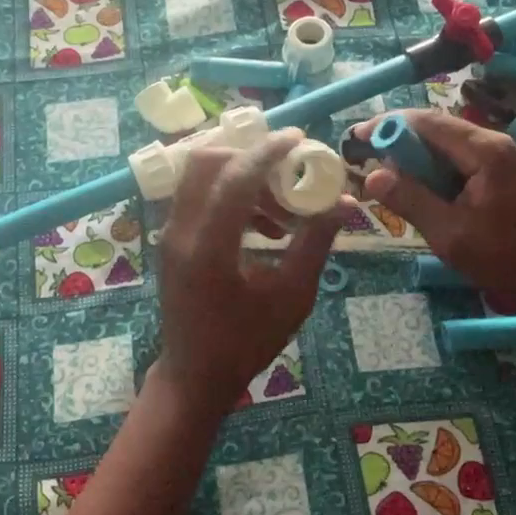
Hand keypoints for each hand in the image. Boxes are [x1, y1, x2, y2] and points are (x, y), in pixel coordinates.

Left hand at [154, 129, 341, 411]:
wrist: (195, 375)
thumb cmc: (246, 343)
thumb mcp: (291, 296)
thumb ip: (314, 243)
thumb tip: (344, 203)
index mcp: (208, 248)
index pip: (234, 178)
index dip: (268, 152)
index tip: (298, 139)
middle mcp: (180, 232)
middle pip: (205, 162)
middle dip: (249, 155)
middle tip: (288, 170)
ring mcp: (170, 235)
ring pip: (198, 176)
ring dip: (241, 176)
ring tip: (284, 208)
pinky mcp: (172, 241)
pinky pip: (197, 197)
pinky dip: (229, 195)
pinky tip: (266, 226)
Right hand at [356, 109, 515, 300]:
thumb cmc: (504, 257)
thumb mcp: (448, 233)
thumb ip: (410, 200)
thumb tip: (372, 176)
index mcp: (485, 151)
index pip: (427, 122)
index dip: (388, 126)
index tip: (356, 137)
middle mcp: (495, 144)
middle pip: (437, 129)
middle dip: (399, 143)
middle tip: (366, 161)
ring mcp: (502, 157)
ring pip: (447, 145)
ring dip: (416, 159)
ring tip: (388, 180)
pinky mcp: (503, 174)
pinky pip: (460, 161)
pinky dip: (435, 171)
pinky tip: (420, 191)